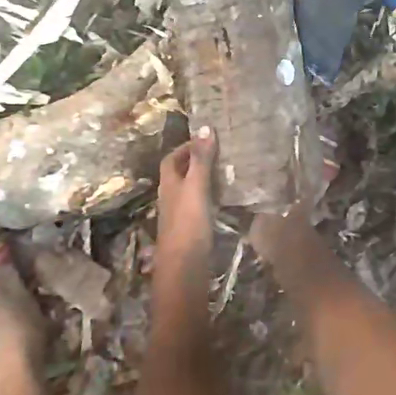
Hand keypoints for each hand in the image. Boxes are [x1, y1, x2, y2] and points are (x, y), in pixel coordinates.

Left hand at [156, 127, 217, 257]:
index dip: (184, 147)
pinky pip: (200, 208)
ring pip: (190, 192)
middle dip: (196, 163)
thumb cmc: (188, 223)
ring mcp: (180, 216)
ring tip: (227, 173)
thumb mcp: (196, 187)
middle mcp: (171, 198)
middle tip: (219, 154)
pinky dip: (211, 199)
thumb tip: (205, 126)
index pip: (171, 159)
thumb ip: (201, 159)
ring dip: (204, 181)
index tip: (205, 140)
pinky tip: (226, 200)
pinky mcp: (191, 231)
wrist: (184, 268)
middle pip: (179, 175)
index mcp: (169, 184)